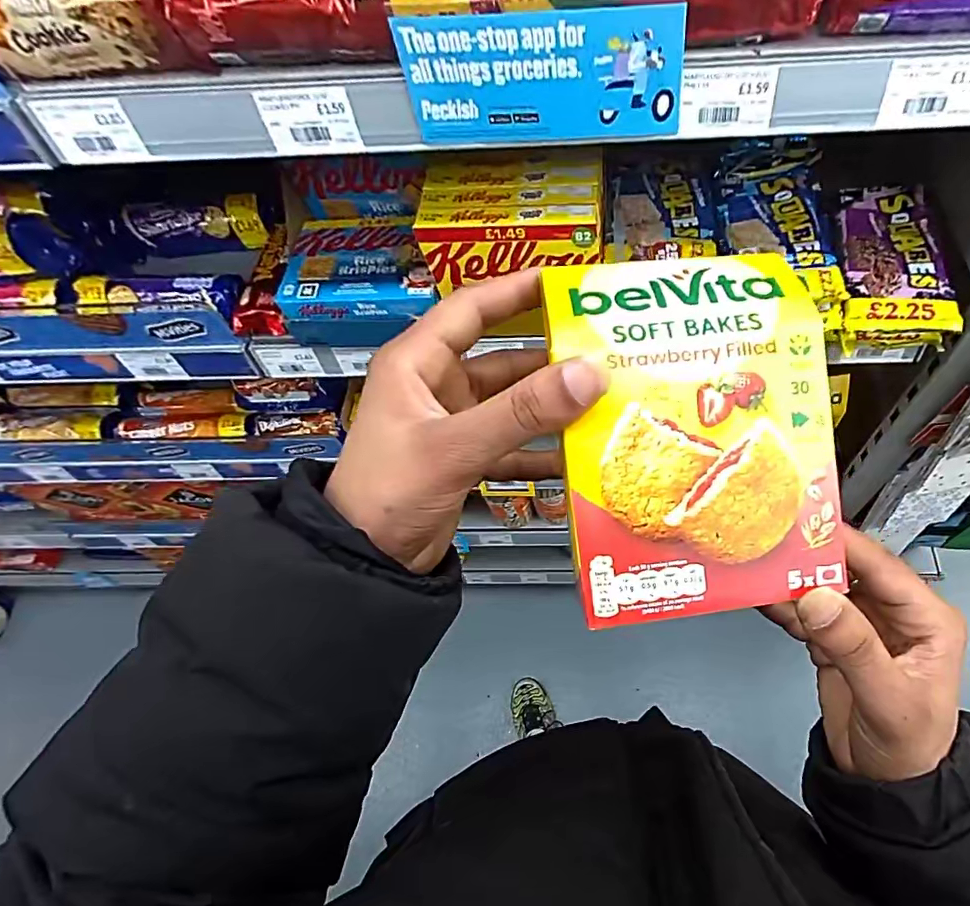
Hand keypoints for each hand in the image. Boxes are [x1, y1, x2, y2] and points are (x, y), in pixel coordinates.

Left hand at [326, 270, 607, 573]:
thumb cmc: (386, 494)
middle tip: (601, 356)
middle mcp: (437, 388)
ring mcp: (454, 426)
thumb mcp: (455, 446)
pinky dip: (540, 451)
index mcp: (418, 364)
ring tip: (600, 405)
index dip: (516, 291)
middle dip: (551, 361)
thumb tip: (586, 375)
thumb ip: (521, 412)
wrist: (368, 558)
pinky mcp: (465, 460)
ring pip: (513, 406)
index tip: (563, 284)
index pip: (471, 309)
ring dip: (551, 409)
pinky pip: (512, 446)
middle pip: (504, 361)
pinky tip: (573, 457)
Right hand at [761, 529, 966, 781]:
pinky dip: (784, 609)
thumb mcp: (888, 697)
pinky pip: (806, 615)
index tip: (808, 527)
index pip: (884, 568)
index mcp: (926, 619)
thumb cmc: (909, 745)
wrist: (886, 783)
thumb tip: (817, 598)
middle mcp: (893, 615)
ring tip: (760, 572)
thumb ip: (854, 646)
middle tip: (774, 547)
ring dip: (792, 584)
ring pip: (822, 591)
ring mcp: (861, 627)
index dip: (847, 544)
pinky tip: (764, 601)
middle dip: (811, 561)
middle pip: (848, 573)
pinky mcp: (834, 642)